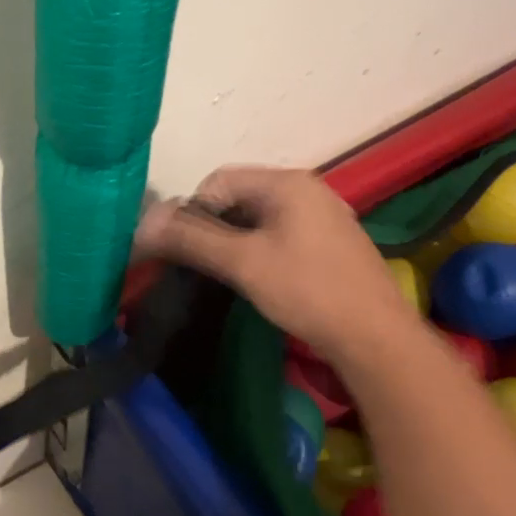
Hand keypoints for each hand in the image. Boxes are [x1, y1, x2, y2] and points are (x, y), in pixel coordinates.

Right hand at [135, 166, 417, 360]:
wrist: (373, 335)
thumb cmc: (307, 291)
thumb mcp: (242, 263)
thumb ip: (192, 239)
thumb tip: (143, 224)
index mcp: (287, 182)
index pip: (219, 180)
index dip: (193, 211)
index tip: (186, 249)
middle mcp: (307, 189)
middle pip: (238, 197)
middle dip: (212, 226)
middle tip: (203, 265)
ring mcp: (322, 215)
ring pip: (258, 218)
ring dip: (234, 241)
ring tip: (228, 274)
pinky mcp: (329, 242)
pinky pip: (280, 233)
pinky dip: (259, 250)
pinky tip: (259, 279)